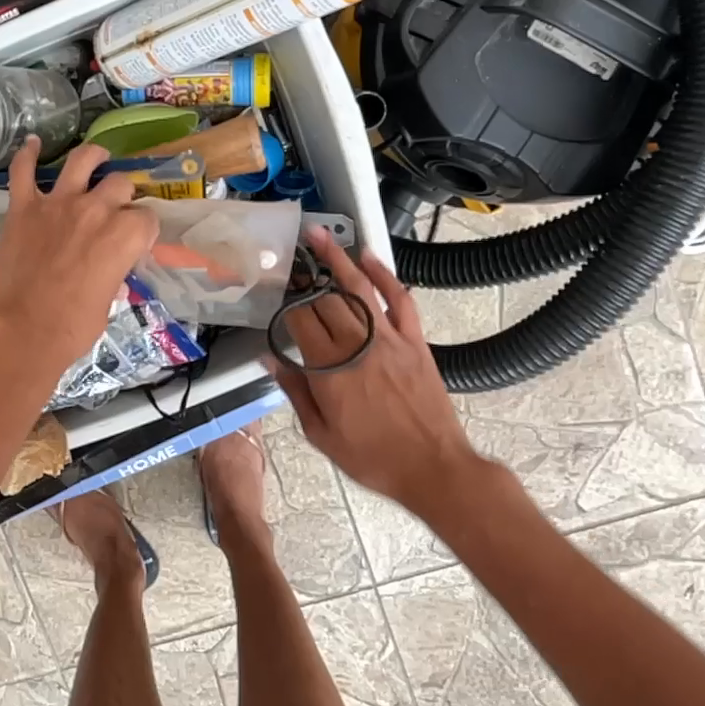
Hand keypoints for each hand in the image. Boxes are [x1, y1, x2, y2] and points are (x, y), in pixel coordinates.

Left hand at [0, 138, 159, 375]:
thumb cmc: (72, 328)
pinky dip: (27, 155)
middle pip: (119, 184)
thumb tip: (112, 277)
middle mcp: (96, 209)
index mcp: (125, 235)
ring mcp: (57, 204)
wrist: (22, 331)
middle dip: (122, 194)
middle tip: (115, 207)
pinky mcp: (22, 208)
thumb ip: (113, 277)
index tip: (135, 241)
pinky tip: (32, 143)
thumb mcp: (107, 304)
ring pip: (81, 161)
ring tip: (97, 156)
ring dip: (92, 156)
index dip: (142, 229)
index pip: (146, 218)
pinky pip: (23, 171)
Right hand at [267, 227, 486, 517]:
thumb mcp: (320, 434)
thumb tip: (270, 359)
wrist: (434, 469)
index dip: (285, 302)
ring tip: (320, 236)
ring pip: (358, 289)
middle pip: (324, 301)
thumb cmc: (373, 458)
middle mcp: (356, 346)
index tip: (275, 289)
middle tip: (291, 259)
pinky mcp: (414, 342)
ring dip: (337, 259)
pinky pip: (400, 300)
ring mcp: (388, 340)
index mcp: (328, 370)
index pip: (299, 321)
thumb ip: (295, 391)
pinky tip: (370, 258)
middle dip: (305, 278)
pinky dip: (385, 275)